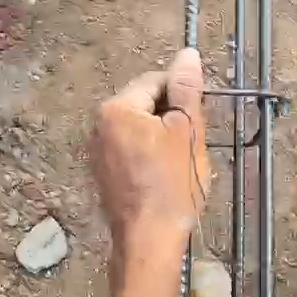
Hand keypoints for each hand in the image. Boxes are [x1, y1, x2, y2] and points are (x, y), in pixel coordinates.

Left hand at [91, 49, 209, 260]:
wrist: (149, 243)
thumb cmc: (171, 185)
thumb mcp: (186, 131)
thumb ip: (186, 89)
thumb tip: (187, 54)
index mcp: (116, 109)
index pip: (155, 81)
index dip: (182, 95)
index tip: (199, 118)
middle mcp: (99, 125)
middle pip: (145, 102)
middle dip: (171, 116)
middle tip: (192, 143)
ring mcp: (98, 151)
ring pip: (140, 127)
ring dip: (163, 135)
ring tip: (180, 162)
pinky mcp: (103, 173)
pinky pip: (131, 149)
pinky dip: (150, 154)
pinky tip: (165, 176)